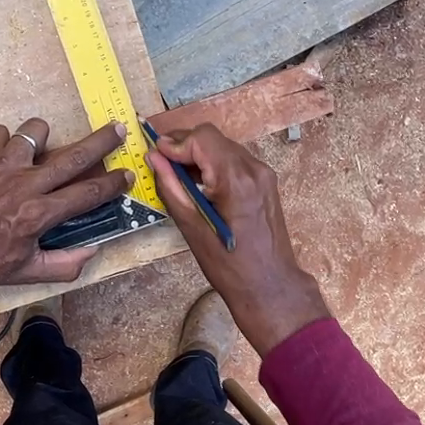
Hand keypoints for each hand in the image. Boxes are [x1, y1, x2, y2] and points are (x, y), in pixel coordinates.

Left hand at [0, 119, 132, 312]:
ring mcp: (1, 167)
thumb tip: (92, 253)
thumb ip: (64, 265)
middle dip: (100, 142)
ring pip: (33, 132)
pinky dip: (4, 141)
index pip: (87, 194)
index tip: (128, 174)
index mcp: (40, 214)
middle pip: (72, 157)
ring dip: (42, 137)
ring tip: (40, 147)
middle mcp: (25, 184)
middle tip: (118, 127)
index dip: (112, 184)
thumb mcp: (26, 273)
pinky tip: (3, 155)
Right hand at [147, 124, 329, 355]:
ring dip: (198, 155)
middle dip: (184, 146)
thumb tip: (155, 158)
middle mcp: (254, 169)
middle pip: (213, 138)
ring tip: (177, 176)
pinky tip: (199, 185)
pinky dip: (213, 165)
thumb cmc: (228, 265)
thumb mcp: (191, 227)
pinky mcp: (265, 182)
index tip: (155, 154)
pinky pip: (234, 161)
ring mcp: (263, 174)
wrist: (270, 286)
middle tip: (161, 163)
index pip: (202, 138)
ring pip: (223, 147)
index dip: (174, 142)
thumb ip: (171, 186)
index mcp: (236, 179)